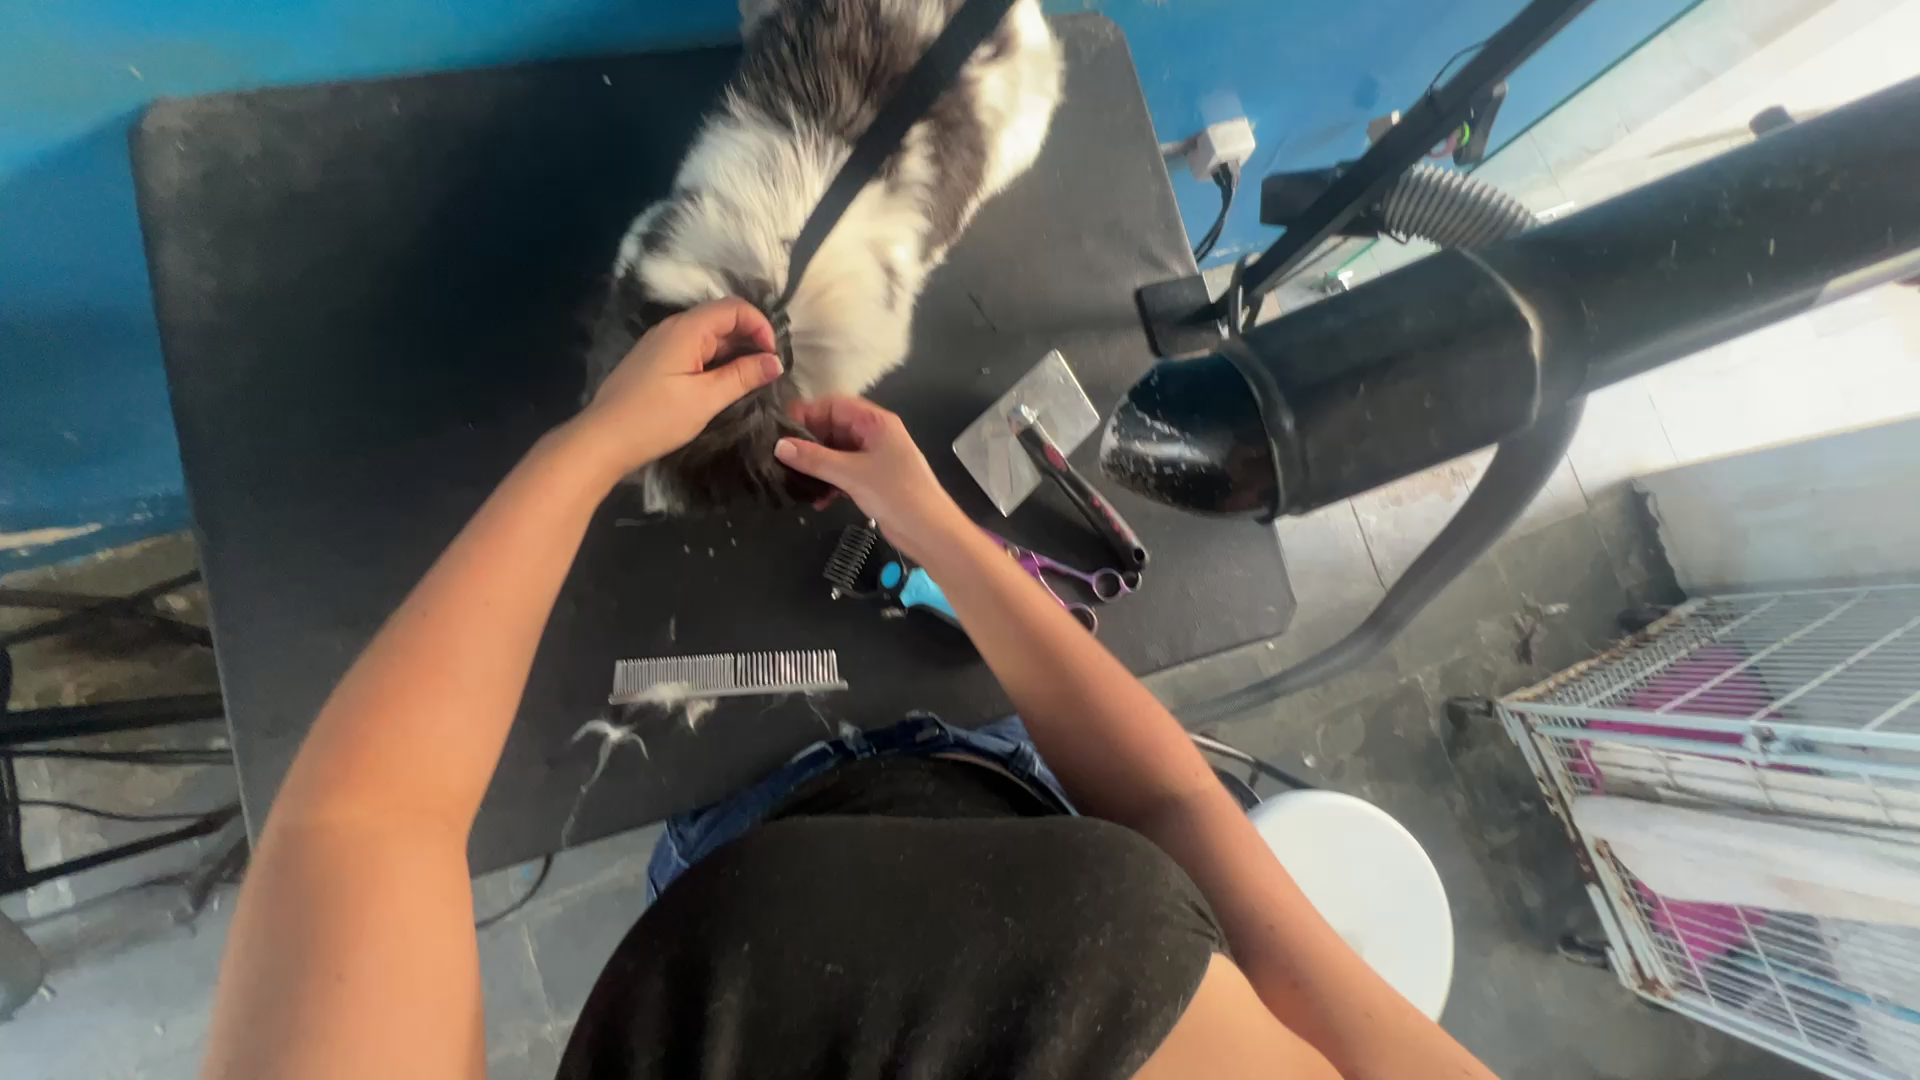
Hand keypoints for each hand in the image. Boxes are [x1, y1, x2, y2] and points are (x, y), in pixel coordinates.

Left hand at [573, 297, 783, 472]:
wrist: (603, 440)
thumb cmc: (655, 419)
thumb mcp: (706, 399)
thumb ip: (742, 377)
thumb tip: (776, 362)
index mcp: (686, 330)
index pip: (734, 308)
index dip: (760, 326)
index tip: (773, 358)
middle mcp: (674, 328)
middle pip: (722, 319)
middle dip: (751, 339)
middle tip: (769, 372)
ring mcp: (663, 344)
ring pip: (710, 336)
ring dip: (736, 352)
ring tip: (753, 380)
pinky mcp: (659, 361)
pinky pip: (696, 350)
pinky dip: (718, 361)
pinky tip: (725, 384)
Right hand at [775, 398, 968, 561]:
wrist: (930, 531)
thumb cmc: (896, 494)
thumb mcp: (851, 474)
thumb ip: (815, 459)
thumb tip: (779, 446)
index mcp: (876, 422)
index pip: (833, 405)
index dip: (806, 414)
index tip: (781, 431)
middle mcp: (874, 435)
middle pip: (832, 429)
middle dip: (808, 444)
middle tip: (782, 459)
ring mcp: (874, 458)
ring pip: (836, 453)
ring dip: (817, 467)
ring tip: (796, 482)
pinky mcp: (872, 480)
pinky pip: (843, 473)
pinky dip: (830, 483)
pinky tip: (818, 501)